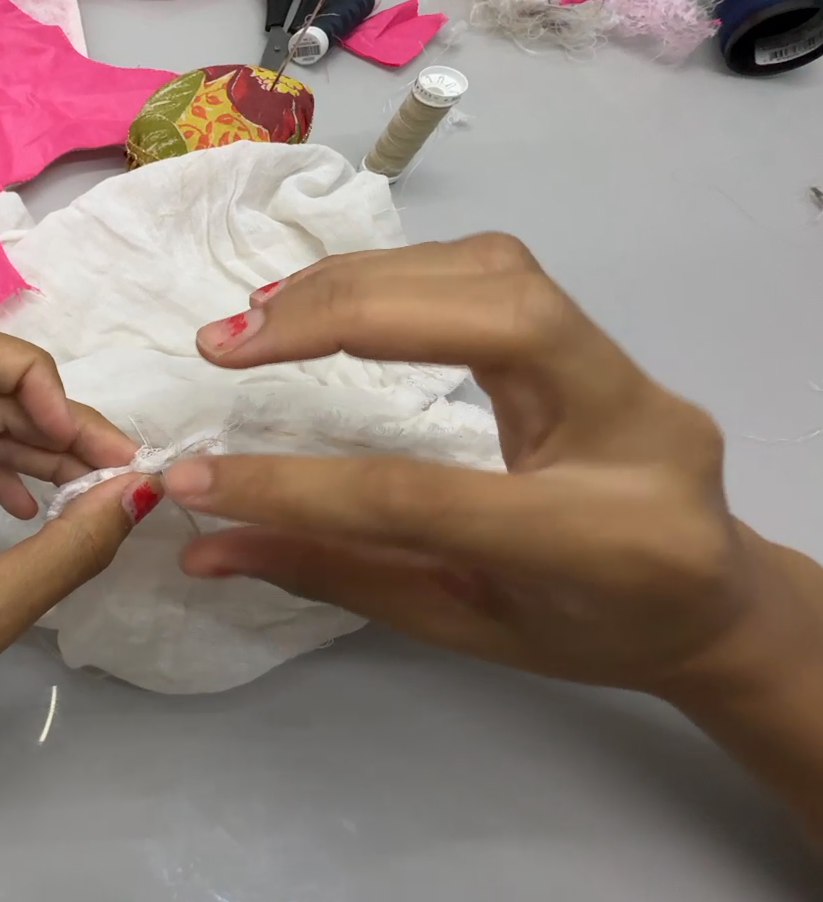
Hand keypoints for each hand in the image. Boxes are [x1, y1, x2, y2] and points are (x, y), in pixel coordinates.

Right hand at [163, 234, 822, 703]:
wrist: (714, 603)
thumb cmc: (581, 632)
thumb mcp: (448, 623)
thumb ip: (324, 572)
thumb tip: (202, 550)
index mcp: (601, 543)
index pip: (411, 494)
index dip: (283, 484)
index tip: (187, 476)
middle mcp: (636, 433)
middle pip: (490, 323)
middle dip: (335, 318)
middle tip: (222, 345)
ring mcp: (629, 371)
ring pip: (492, 274)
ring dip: (354, 282)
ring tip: (257, 318)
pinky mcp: (600, 337)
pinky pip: (492, 269)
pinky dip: (388, 270)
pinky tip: (320, 299)